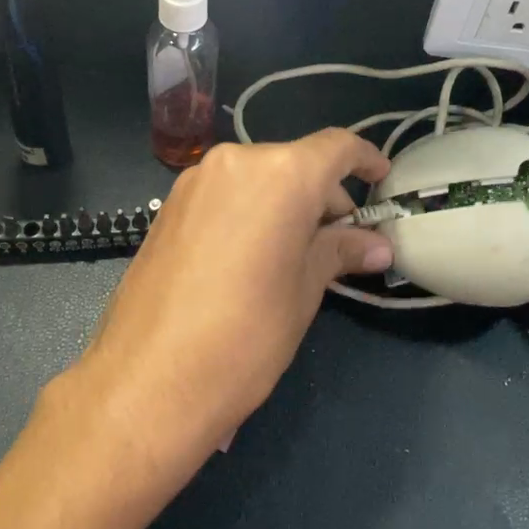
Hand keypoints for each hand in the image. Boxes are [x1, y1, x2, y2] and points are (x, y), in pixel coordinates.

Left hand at [72, 129, 392, 457]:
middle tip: (343, 243)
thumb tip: (377, 244)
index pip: (336, 147)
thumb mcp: (304, 292)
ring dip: (285, 205)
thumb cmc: (245, 336)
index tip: (382, 179)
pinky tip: (256, 257)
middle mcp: (235, 162)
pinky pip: (226, 195)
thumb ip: (339, 252)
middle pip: (294, 163)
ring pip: (258, 179)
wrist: (146, 381)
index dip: (365, 160)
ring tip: (299, 256)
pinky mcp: (168, 207)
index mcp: (280, 174)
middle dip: (323, 197)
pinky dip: (251, 212)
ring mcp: (195, 182)